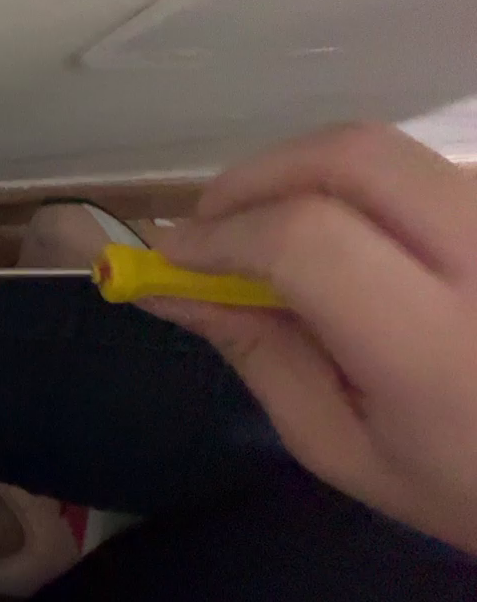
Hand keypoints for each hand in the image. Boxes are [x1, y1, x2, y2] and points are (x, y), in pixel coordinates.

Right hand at [151, 123, 476, 554]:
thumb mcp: (341, 445)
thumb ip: (256, 354)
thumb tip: (162, 286)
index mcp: (440, 346)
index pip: (304, 238)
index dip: (216, 234)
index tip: (167, 257)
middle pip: (354, 156)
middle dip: (253, 178)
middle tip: (214, 225)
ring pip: (394, 158)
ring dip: (307, 185)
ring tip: (281, 242)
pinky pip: (433, 179)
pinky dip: (363, 199)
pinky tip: (359, 249)